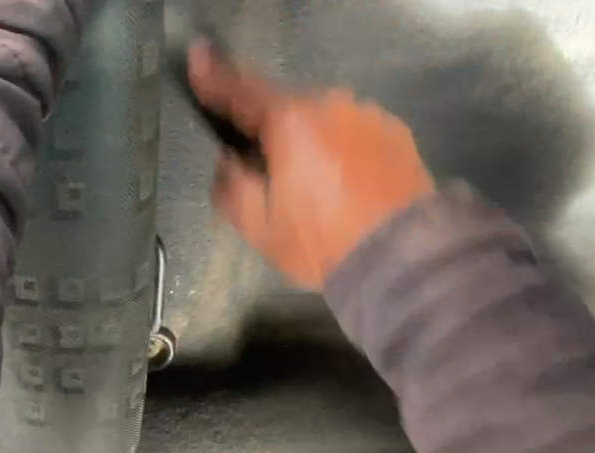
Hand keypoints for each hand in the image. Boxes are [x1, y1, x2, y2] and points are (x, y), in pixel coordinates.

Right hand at [189, 46, 435, 289]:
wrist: (397, 253)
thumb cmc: (318, 242)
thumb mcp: (257, 227)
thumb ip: (230, 186)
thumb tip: (227, 161)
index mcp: (289, 122)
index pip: (241, 93)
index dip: (214, 78)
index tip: (197, 57)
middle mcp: (329, 104)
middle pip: (284, 110)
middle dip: (268, 133)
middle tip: (264, 177)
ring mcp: (366, 113)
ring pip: (319, 122)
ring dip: (305, 144)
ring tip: (309, 191)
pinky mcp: (393, 131)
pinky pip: (349, 134)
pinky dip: (337, 152)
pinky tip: (339, 187)